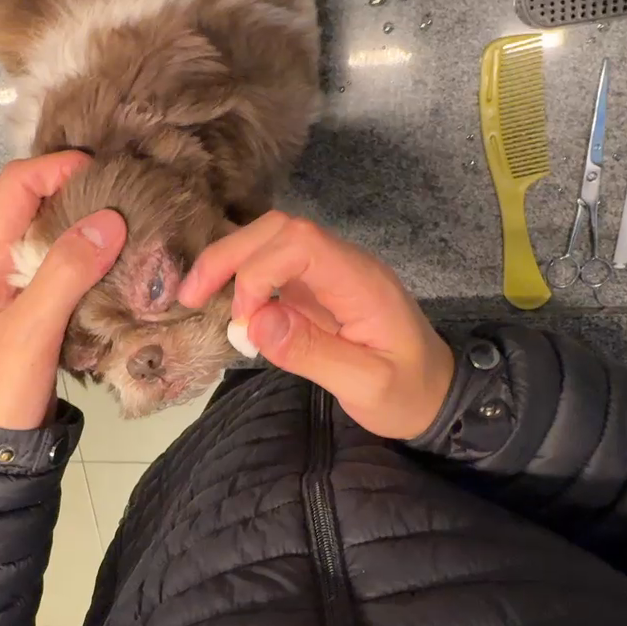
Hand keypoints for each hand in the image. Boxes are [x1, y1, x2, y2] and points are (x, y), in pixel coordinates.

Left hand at [0, 153, 125, 429]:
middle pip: (12, 196)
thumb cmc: (4, 381)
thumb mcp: (35, 325)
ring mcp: (4, 281)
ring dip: (59, 210)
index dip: (55, 167)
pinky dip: (68, 243)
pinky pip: (42, 255)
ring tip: (104, 212)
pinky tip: (98, 256)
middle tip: (99, 185)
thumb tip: (110, 221)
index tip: (101, 172)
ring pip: (26, 225)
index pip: (14, 185)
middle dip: (52, 179)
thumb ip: (67, 271)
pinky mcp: (22, 303)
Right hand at [177, 212, 453, 439]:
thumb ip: (312, 353)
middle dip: (229, 256)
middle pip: (279, 230)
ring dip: (230, 262)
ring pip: (272, 241)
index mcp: (361, 282)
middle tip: (190, 297)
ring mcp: (330, 275)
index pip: (301, 244)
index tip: (244, 321)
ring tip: (194, 296)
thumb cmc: (408, 394)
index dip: (259, 271)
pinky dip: (242, 278)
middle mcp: (344, 266)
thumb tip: (254, 322)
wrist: (436, 395)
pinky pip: (274, 267)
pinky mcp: (317, 290)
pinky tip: (222, 302)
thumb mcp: (367, 386)